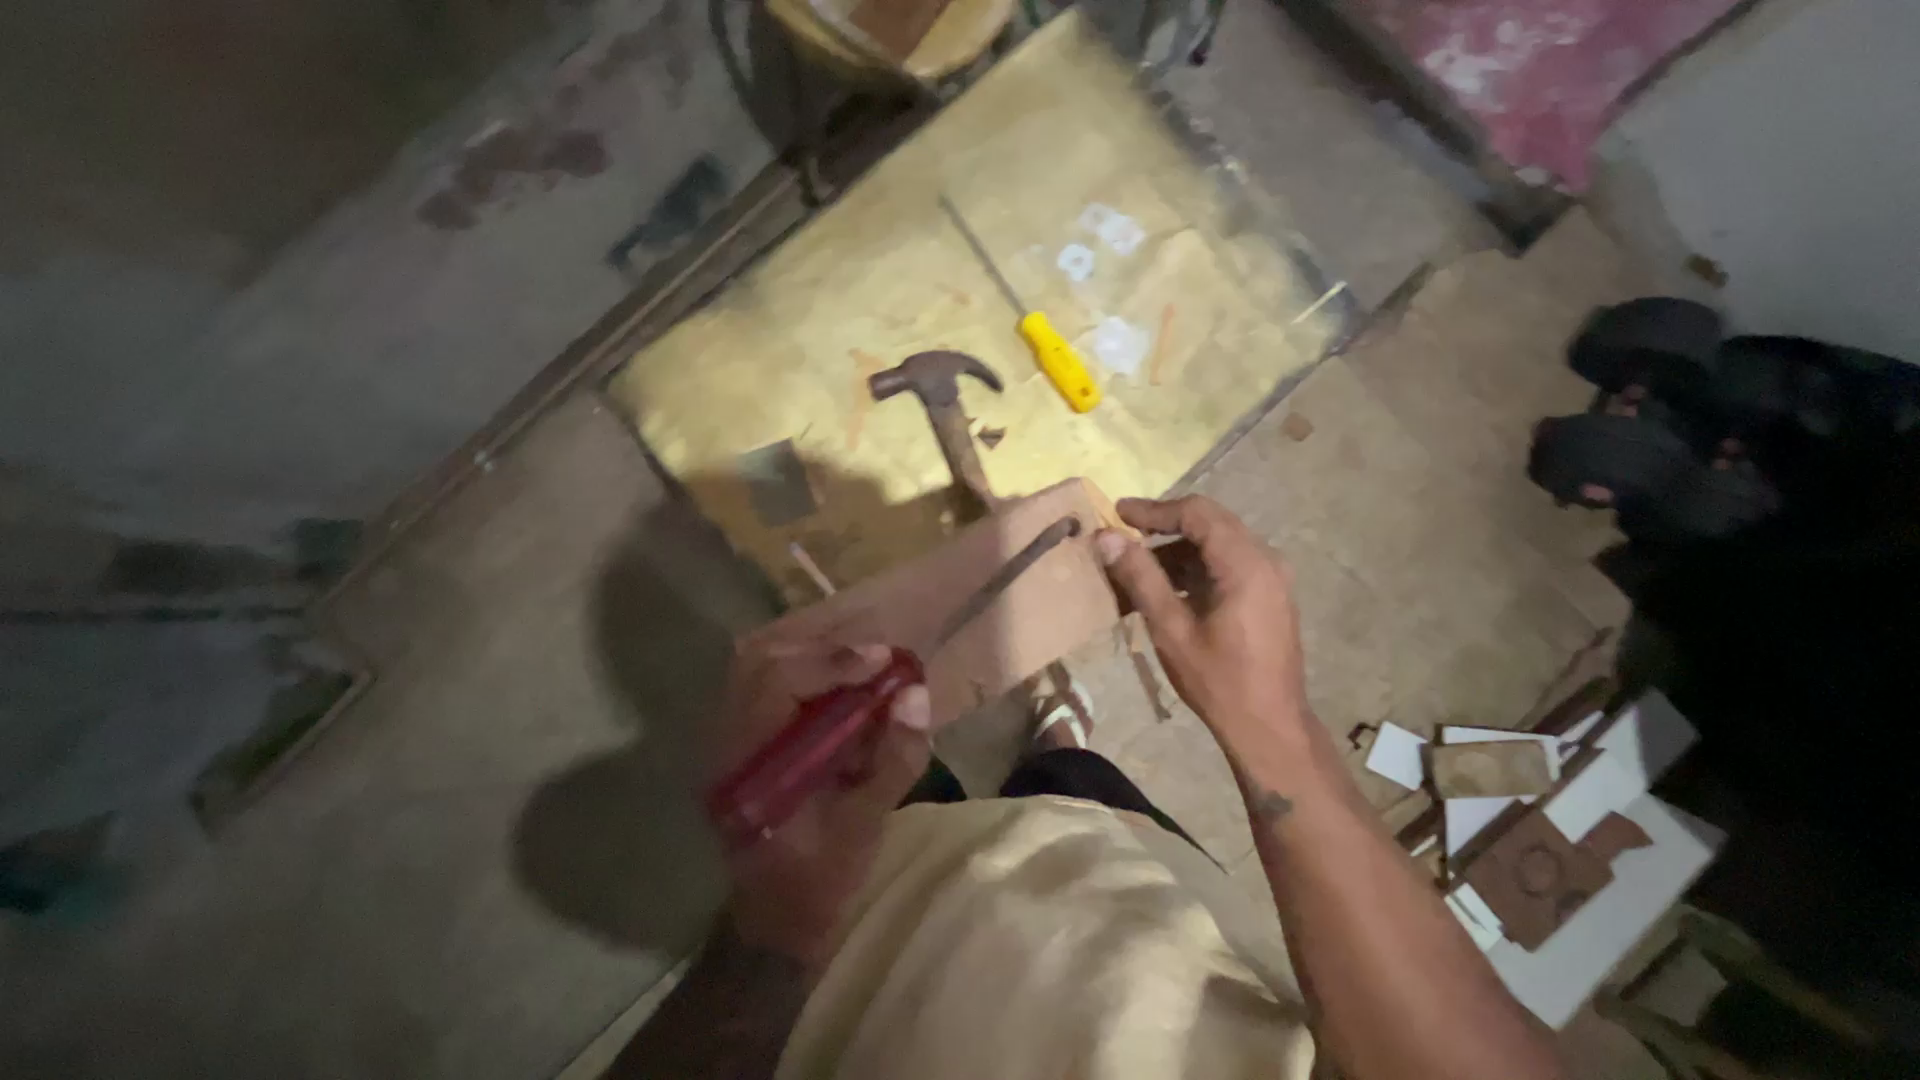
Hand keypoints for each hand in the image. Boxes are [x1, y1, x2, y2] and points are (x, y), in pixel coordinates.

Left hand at [713, 640, 931, 971]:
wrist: (777, 921)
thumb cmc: (820, 877)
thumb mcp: (866, 824)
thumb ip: (895, 758)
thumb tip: (914, 693)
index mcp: (748, 763)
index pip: (777, 683)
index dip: (831, 662)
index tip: (884, 660)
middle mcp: (724, 741)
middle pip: (760, 661)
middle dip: (822, 650)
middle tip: (875, 659)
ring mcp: (724, 740)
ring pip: (757, 668)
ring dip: (811, 657)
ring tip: (861, 666)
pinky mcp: (736, 742)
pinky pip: (762, 686)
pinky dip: (802, 673)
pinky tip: (838, 684)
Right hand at [1096, 496, 1310, 756]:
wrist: (1270, 726)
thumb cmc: (1219, 681)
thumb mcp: (1171, 629)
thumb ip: (1140, 577)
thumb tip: (1106, 537)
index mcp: (1246, 564)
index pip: (1197, 513)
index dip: (1155, 510)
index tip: (1117, 514)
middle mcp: (1265, 560)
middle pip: (1210, 523)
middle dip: (1164, 527)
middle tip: (1122, 535)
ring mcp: (1272, 578)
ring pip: (1218, 544)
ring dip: (1177, 551)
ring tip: (1136, 570)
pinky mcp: (1270, 595)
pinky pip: (1229, 565)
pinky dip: (1195, 569)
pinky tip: (1165, 591)